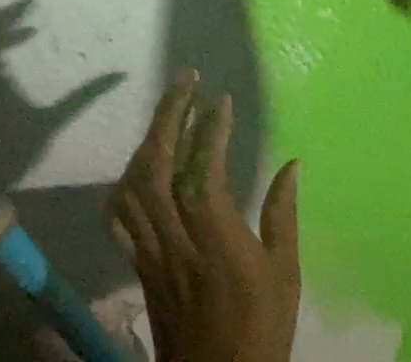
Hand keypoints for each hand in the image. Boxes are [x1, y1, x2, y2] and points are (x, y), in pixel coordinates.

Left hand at [109, 70, 300, 361]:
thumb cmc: (261, 328)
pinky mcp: (137, 263)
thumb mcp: (285, 274)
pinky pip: (118, 215)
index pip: (202, 173)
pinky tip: (140, 164)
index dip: (208, 132)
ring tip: (169, 113)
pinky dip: (125, 180)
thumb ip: (283, 215)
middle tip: (186, 81)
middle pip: (156, 167)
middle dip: (168, 116)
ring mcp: (150, 251)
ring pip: (132, 184)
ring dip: (147, 140)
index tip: (220, 99)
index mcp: (217, 242)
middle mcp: (176, 240)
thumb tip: (292, 164)